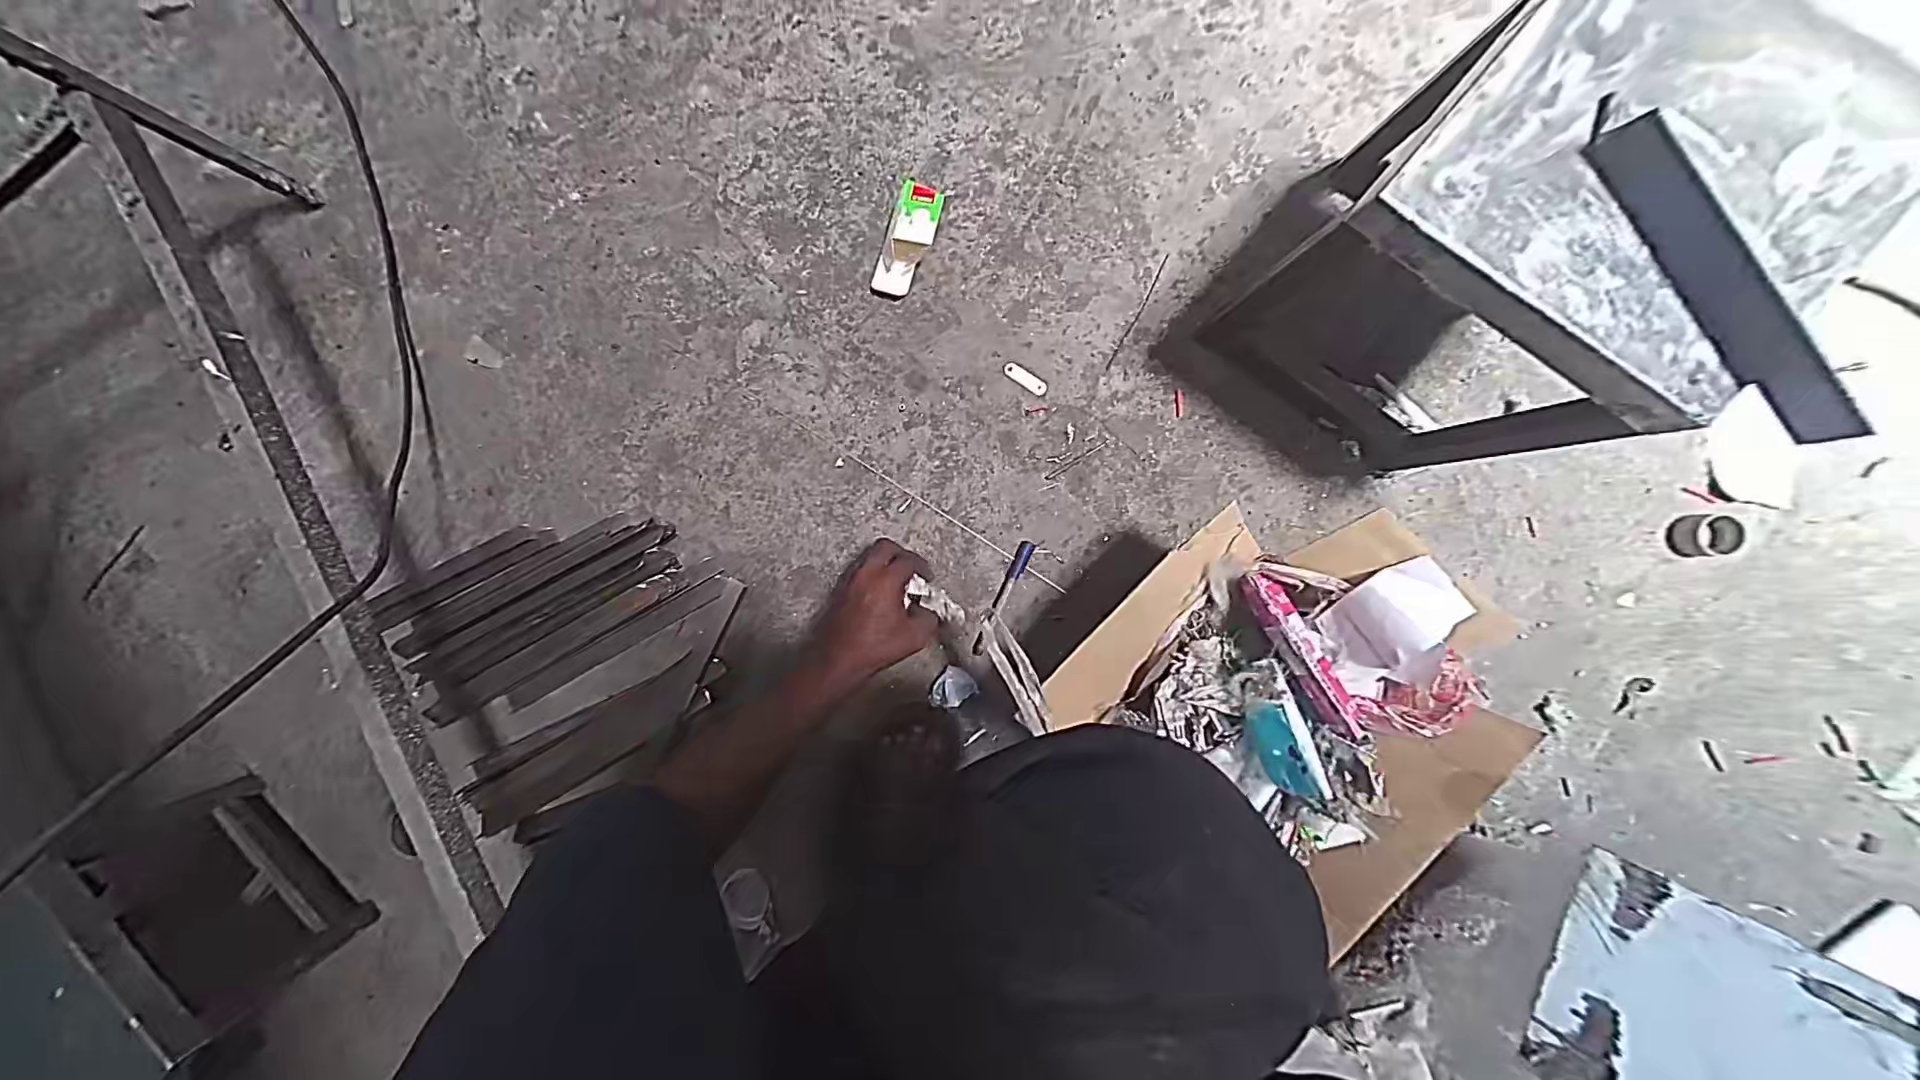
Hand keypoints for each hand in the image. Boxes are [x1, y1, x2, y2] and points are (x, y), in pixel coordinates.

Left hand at [808, 539, 939, 689]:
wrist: (837, 659)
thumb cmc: (870, 648)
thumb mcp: (915, 636)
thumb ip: (928, 617)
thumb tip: (927, 612)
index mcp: (885, 580)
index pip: (908, 560)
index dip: (922, 566)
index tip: (926, 576)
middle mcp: (865, 574)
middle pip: (886, 547)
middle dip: (902, 555)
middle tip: (912, 570)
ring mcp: (849, 580)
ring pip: (869, 556)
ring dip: (885, 563)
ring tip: (896, 582)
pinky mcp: (839, 590)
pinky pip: (859, 571)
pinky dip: (871, 574)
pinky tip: (879, 593)